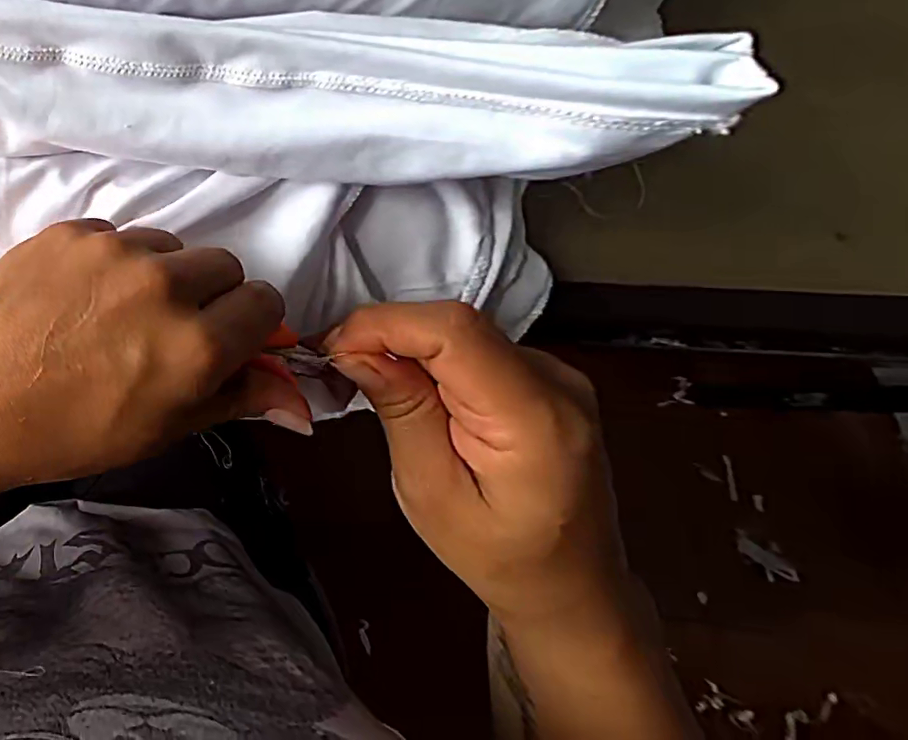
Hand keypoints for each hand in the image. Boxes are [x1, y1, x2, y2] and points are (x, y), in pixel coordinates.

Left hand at [0, 219, 308, 492]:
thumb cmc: (72, 433)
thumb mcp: (162, 429)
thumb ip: (237, 399)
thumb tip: (301, 403)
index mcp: (198, 343)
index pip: (265, 301)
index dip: (250, 321)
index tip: (226, 335)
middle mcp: (166, 286)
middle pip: (224, 264)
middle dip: (209, 294)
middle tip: (168, 325)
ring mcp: (116, 250)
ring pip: (170, 245)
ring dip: (160, 272)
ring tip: (116, 309)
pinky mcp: (73, 231)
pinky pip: (117, 234)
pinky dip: (110, 260)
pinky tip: (78, 294)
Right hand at [323, 302, 626, 624]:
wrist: (573, 584)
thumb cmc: (500, 558)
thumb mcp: (431, 494)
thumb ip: (400, 411)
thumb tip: (356, 349)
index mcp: (534, 420)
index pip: (455, 332)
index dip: (386, 323)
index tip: (334, 346)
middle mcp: (555, 381)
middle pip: (455, 325)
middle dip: (386, 331)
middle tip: (338, 360)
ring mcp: (556, 371)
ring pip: (461, 328)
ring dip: (406, 342)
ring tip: (370, 374)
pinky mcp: (545, 372)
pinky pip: (474, 343)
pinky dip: (431, 353)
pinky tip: (414, 385)